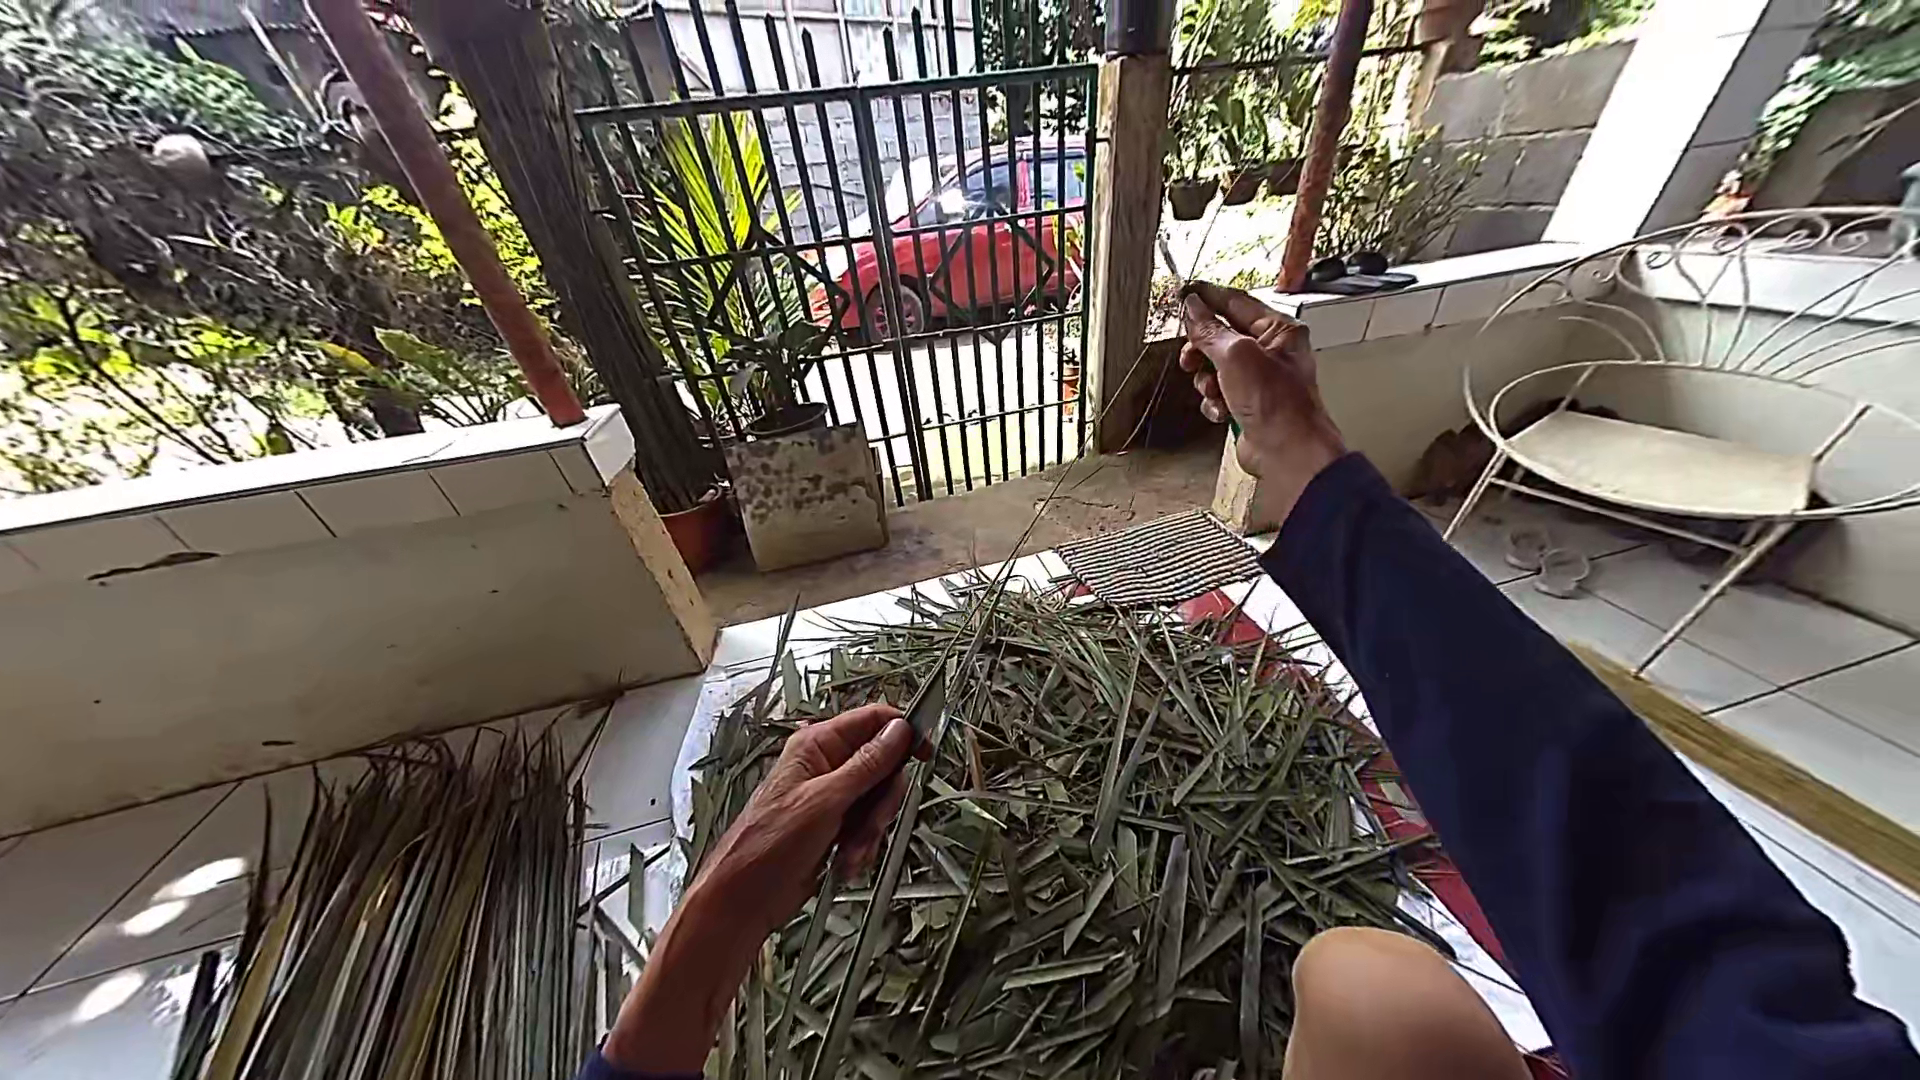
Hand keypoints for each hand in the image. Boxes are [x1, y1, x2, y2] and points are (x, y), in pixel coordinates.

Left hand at [695, 703, 918, 934]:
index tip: (924, 752)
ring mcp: (833, 796)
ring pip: (879, 798)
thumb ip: (867, 764)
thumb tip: (899, 730)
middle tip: (869, 821)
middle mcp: (827, 764)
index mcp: (818, 744)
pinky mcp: (836, 824)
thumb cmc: (767, 845)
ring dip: (871, 828)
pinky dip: (863, 845)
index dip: (902, 732)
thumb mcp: (825, 800)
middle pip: (883, 764)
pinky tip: (844, 861)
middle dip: (882, 799)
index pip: (872, 720)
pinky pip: (868, 825)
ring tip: (850, 849)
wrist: (742, 902)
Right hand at [1179, 282, 1346, 519]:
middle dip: (1202, 351)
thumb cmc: (1278, 404)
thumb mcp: (1236, 356)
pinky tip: (1223, 411)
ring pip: (1214, 368)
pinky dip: (1214, 402)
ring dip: (1206, 382)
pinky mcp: (1247, 403)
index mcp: (1278, 330)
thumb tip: (1192, 308)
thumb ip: (1210, 330)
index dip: (1207, 298)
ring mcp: (1258, 379)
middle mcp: (1270, 352)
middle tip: (1190, 359)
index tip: (1184, 294)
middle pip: (1220, 338)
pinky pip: (1217, 394)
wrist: (1287, 452)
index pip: (1236, 302)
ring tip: (1215, 392)